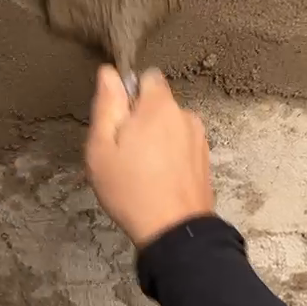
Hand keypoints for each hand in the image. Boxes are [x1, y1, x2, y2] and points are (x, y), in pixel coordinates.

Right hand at [85, 66, 215, 246]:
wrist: (173, 230)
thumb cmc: (132, 190)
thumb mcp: (102, 147)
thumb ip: (106, 105)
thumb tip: (109, 74)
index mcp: (159, 106)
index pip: (147, 77)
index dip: (129, 94)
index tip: (118, 119)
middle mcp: (184, 115)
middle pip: (158, 103)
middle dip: (141, 119)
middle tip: (124, 150)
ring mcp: (198, 138)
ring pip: (170, 126)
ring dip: (156, 138)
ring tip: (141, 169)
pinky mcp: (204, 158)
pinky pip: (182, 145)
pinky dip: (170, 155)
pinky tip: (158, 179)